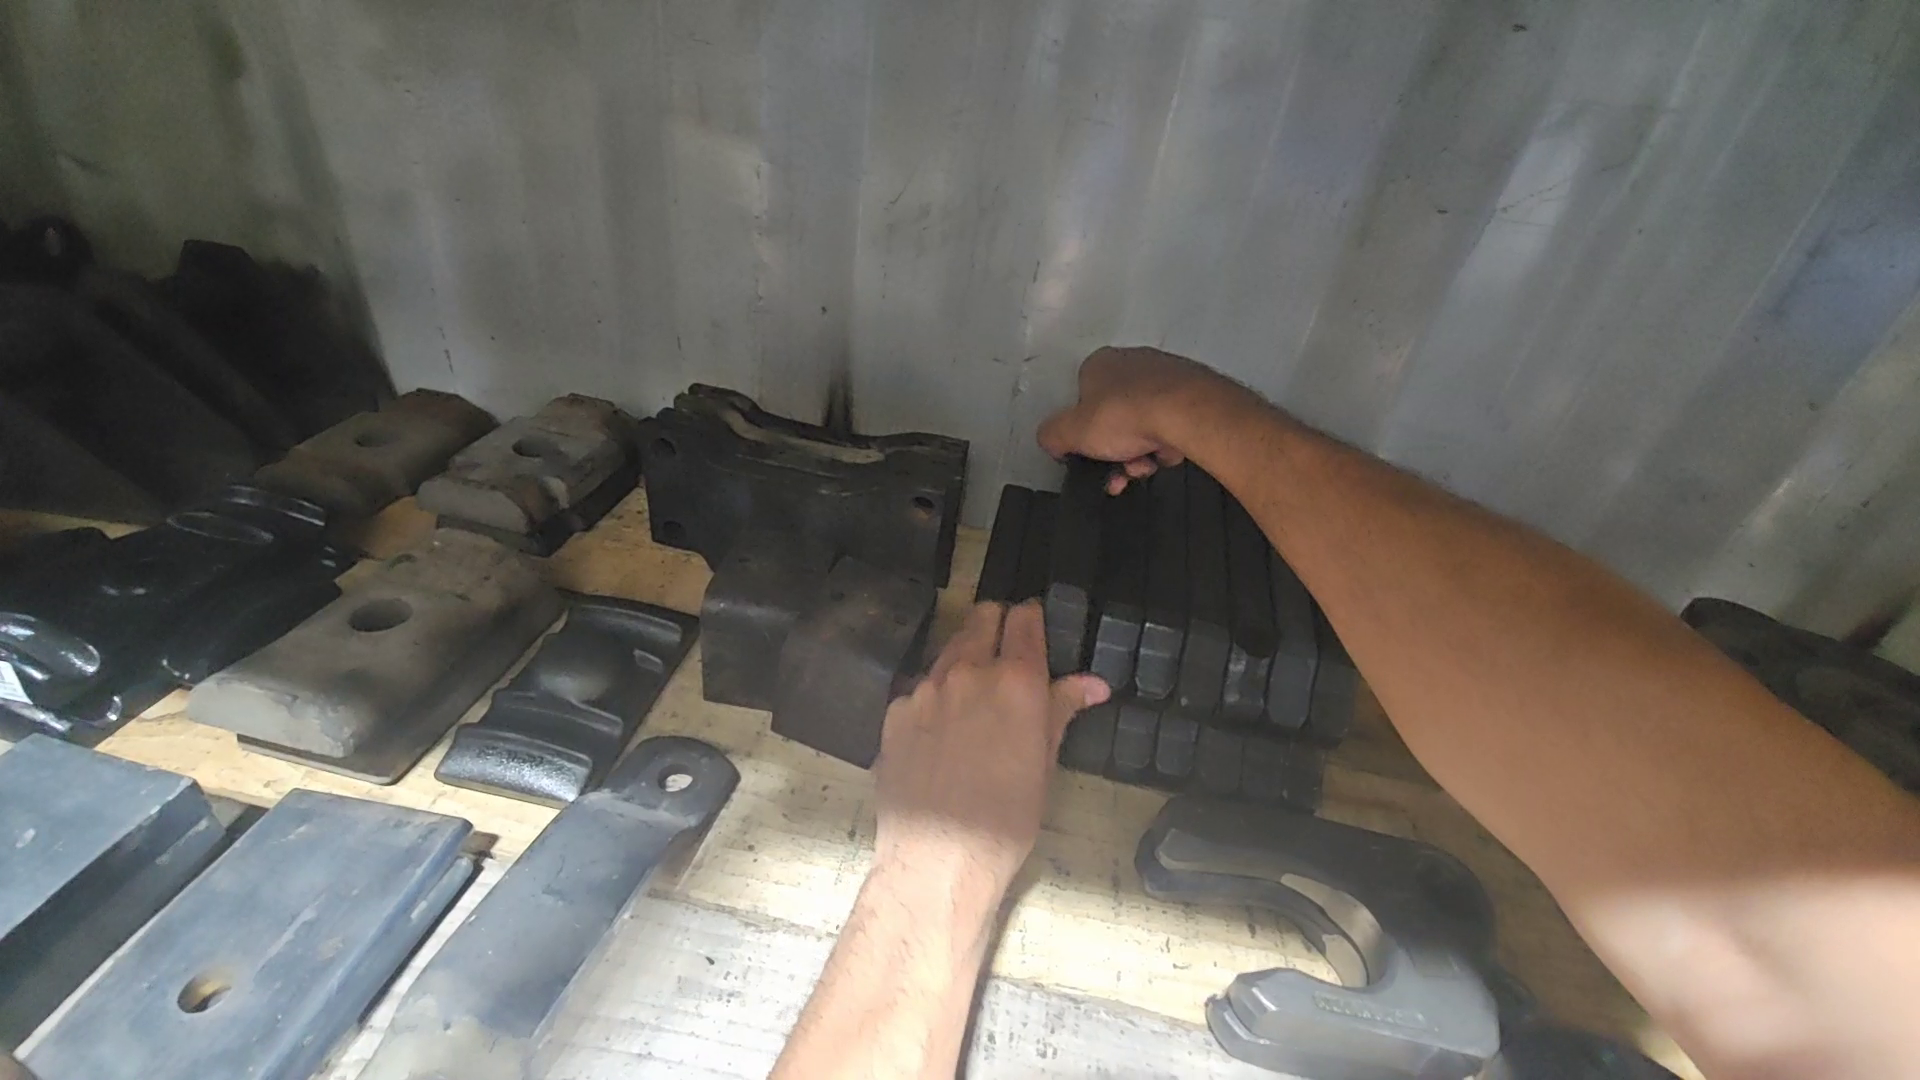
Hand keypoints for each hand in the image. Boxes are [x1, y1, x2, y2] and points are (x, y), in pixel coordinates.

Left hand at [873, 601, 1108, 885]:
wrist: (936, 861)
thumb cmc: (1006, 819)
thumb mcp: (1044, 764)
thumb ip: (1061, 710)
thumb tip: (1093, 684)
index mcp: (1015, 681)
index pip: (1024, 620)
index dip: (1031, 619)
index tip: (1034, 628)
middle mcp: (967, 671)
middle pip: (982, 618)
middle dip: (997, 627)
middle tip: (1006, 658)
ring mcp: (924, 689)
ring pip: (949, 650)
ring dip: (965, 660)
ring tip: (975, 699)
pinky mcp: (895, 710)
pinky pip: (921, 688)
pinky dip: (935, 697)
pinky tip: (941, 733)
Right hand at [1037, 346, 1254, 492]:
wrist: (1187, 412)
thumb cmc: (1123, 416)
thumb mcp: (1070, 432)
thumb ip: (1051, 436)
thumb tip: (1052, 442)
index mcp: (1099, 364)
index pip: (1081, 400)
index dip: (1083, 432)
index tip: (1090, 453)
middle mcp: (1132, 362)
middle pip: (1114, 417)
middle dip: (1115, 451)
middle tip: (1120, 471)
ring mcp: (1166, 375)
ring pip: (1142, 425)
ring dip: (1139, 453)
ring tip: (1145, 466)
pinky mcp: (1193, 391)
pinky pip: (1170, 424)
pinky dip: (1165, 444)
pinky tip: (1166, 455)